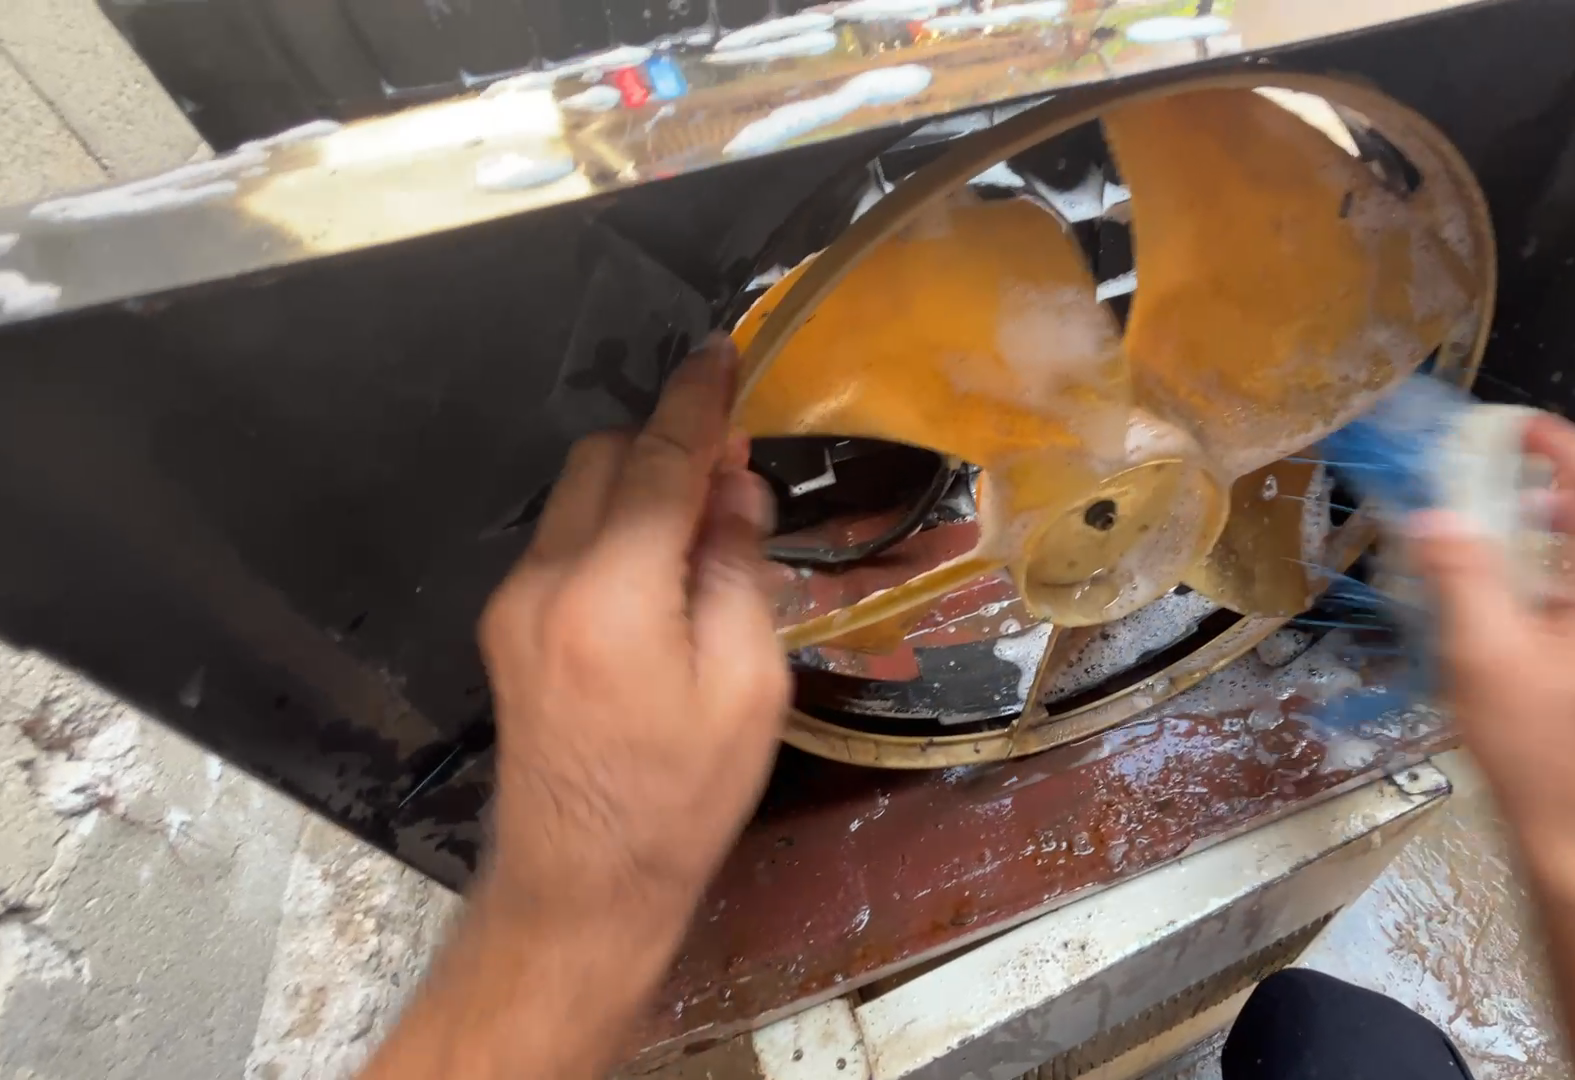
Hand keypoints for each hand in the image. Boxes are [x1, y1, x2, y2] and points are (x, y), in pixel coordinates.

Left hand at [475, 333, 790, 934]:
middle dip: (675, 443)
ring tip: (713, 527)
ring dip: (650, 482)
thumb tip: (734, 489)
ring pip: (583, 491)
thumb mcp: (750, 681)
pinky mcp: (511, 624)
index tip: (725, 354)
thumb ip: (738, 569)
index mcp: (612, 595)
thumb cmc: (688, 792)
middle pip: (608, 459)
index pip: (662, 464)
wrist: (587, 883)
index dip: (699, 403)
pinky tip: (668, 566)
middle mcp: (544, 580)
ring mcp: (514, 602)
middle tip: (742, 476)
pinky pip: (572, 535)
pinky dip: (624, 521)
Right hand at [1410, 415, 1574, 866]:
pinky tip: (1491, 587)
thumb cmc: (1535, 739)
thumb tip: (1430, 517)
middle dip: (1553, 485)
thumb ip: (1461, 577)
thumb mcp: (1486, 651)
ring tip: (1487, 520)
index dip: (1569, 453)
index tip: (1520, 425)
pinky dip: (1539, 566)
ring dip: (1544, 527)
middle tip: (1491, 472)